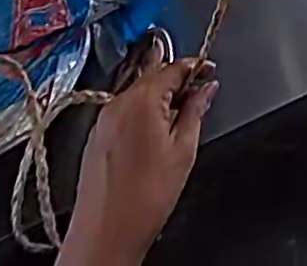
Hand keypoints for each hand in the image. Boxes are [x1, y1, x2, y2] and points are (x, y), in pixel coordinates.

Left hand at [59, 56, 215, 264]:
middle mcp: (117, 104)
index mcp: (141, 100)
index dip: (196, 66)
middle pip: (153, 74)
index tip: (210, 71)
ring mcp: (103, 121)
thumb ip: (196, 109)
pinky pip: (124, 108)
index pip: (174, 67)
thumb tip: (206, 88)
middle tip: (199, 86)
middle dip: (177, 77)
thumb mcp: (184, 148)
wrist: (103, 240)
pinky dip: (143, 107)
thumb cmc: (144, 198)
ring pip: (138, 90)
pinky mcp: (95, 138)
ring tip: (181, 107)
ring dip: (160, 92)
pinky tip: (158, 125)